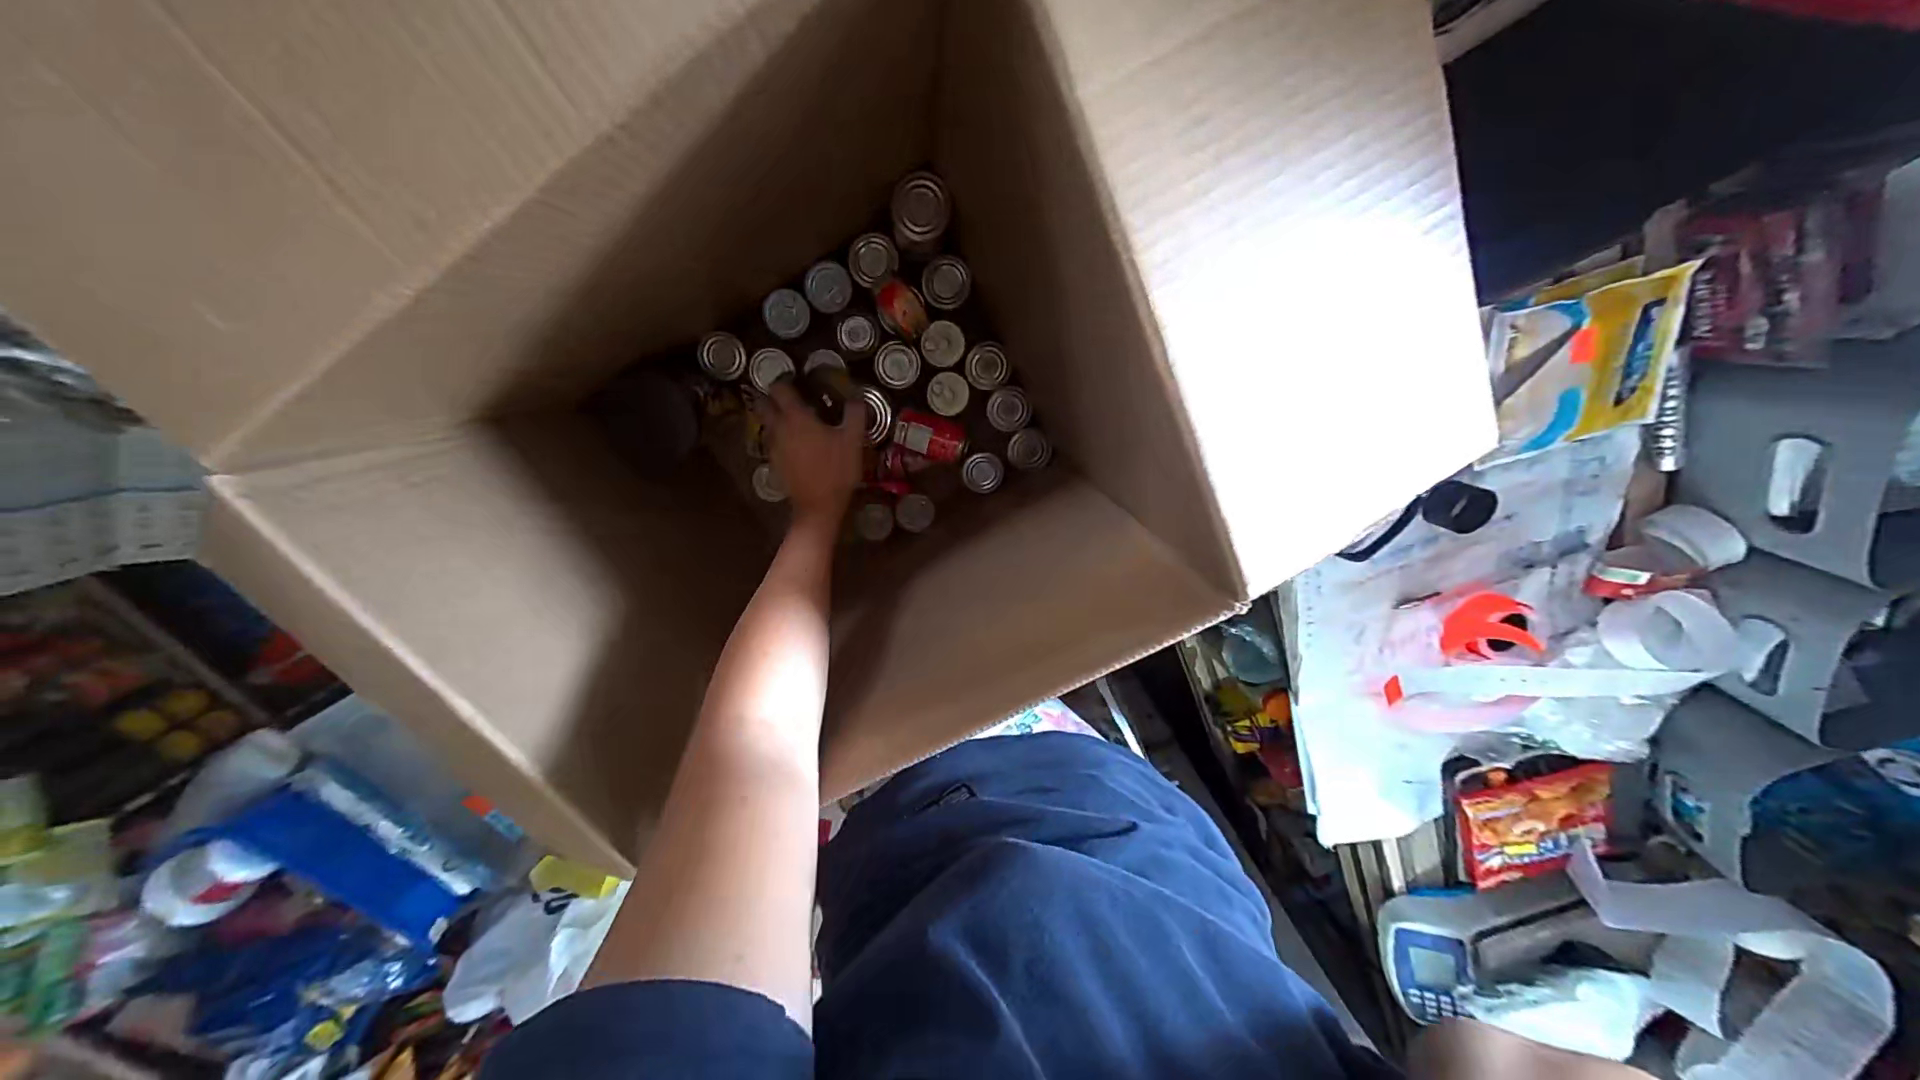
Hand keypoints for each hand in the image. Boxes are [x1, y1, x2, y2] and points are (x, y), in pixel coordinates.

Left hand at [761, 382, 864, 528]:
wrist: (818, 507)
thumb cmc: (837, 470)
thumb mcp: (854, 440)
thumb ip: (854, 413)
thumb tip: (856, 396)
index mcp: (796, 417)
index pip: (780, 389)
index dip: (785, 381)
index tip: (796, 380)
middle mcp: (779, 428)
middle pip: (763, 404)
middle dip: (772, 398)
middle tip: (790, 398)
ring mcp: (773, 447)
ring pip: (766, 424)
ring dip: (775, 418)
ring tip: (794, 421)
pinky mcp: (774, 463)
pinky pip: (772, 442)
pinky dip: (780, 437)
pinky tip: (796, 444)